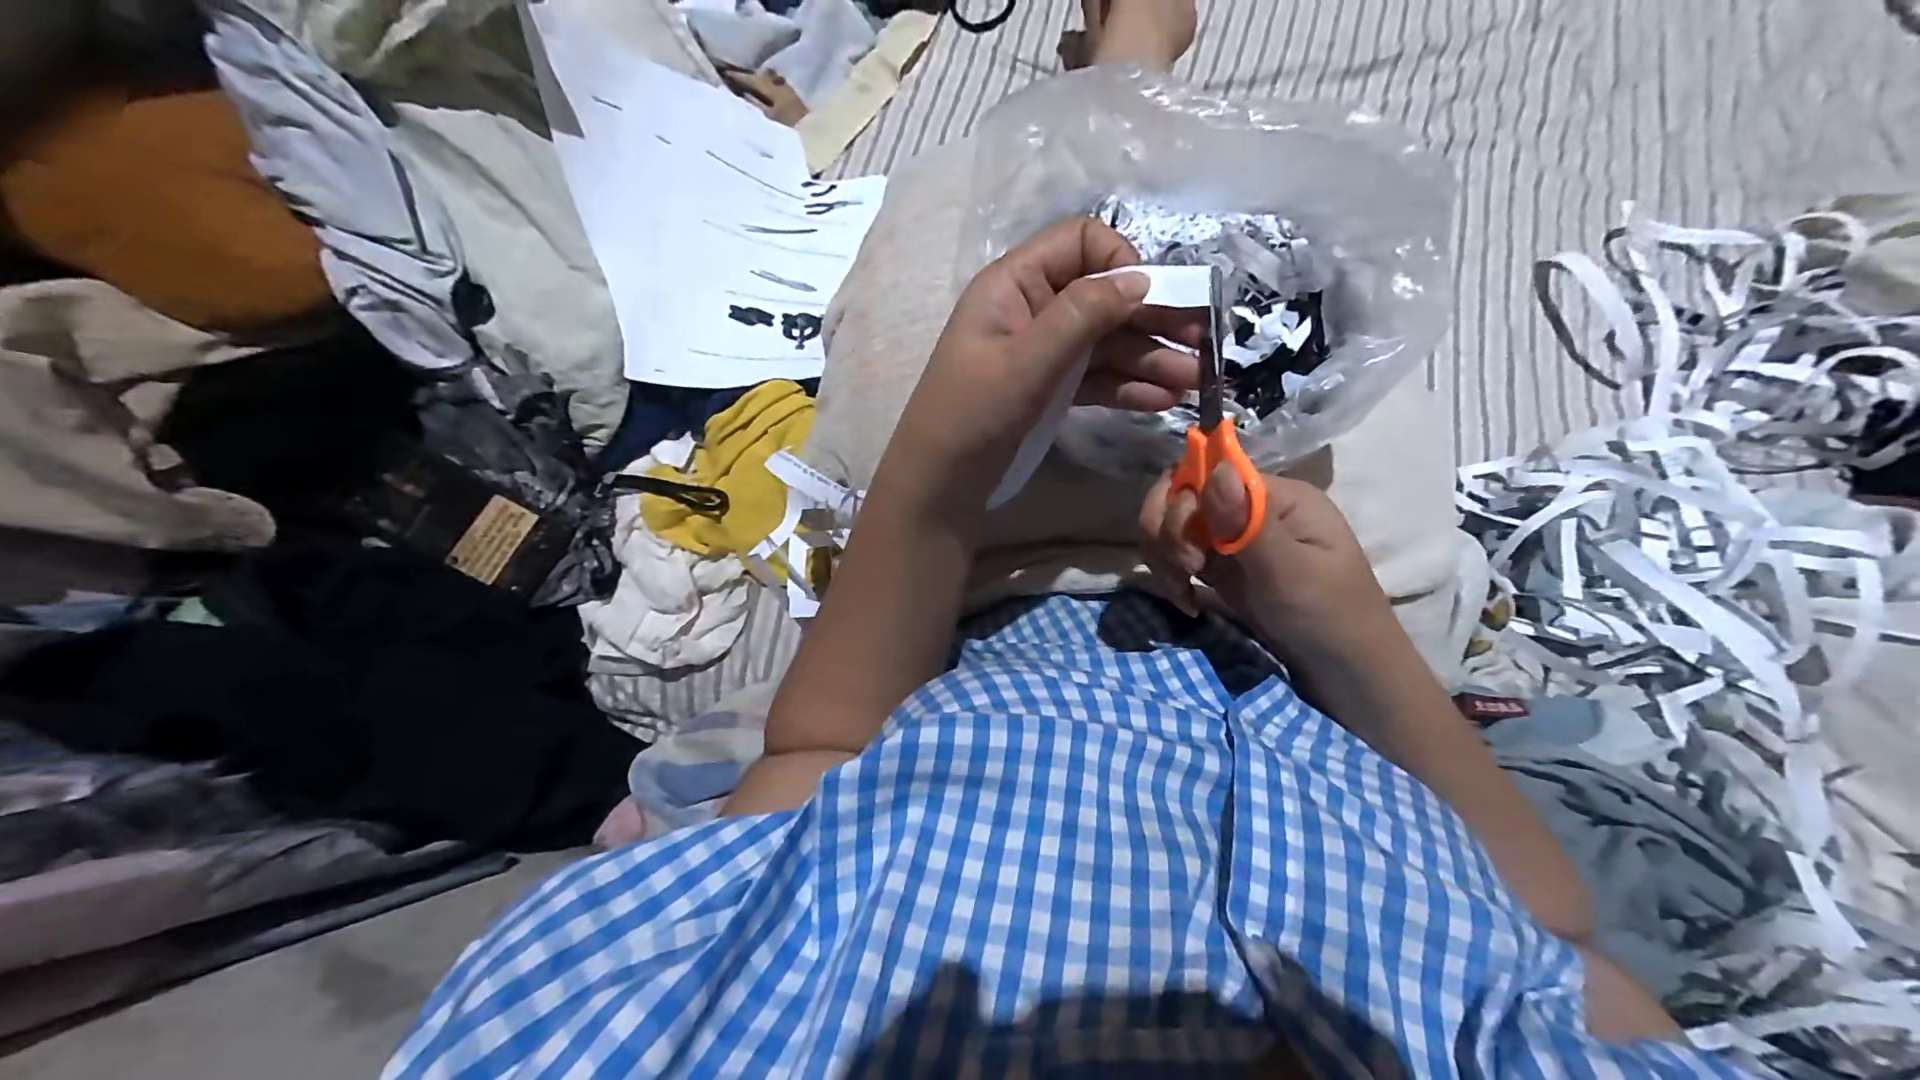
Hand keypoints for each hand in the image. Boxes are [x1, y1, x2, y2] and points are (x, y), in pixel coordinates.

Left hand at [876, 218, 1203, 522]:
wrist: (940, 486)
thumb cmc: (974, 415)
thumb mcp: (1026, 361)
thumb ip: (1082, 315)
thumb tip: (1139, 276)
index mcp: (1014, 285)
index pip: (1080, 243)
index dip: (1120, 262)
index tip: (1152, 298)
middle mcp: (1031, 311)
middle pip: (1103, 297)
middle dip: (1152, 318)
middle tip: (1203, 343)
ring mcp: (1042, 354)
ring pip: (1105, 343)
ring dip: (1150, 358)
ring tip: (1192, 382)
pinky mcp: (1048, 392)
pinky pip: (1096, 378)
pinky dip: (1127, 386)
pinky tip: (1161, 401)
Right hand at [1139, 462, 1399, 666]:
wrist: (1342, 668)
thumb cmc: (1327, 614)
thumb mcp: (1288, 570)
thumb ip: (1247, 521)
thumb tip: (1219, 466)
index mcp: (1274, 494)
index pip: (1204, 474)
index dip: (1182, 507)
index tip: (1193, 557)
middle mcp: (1248, 506)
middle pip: (1179, 495)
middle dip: (1168, 534)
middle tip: (1185, 573)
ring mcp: (1231, 535)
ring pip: (1170, 525)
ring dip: (1163, 556)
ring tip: (1182, 591)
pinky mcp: (1219, 564)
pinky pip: (1176, 555)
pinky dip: (1170, 575)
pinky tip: (1186, 601)